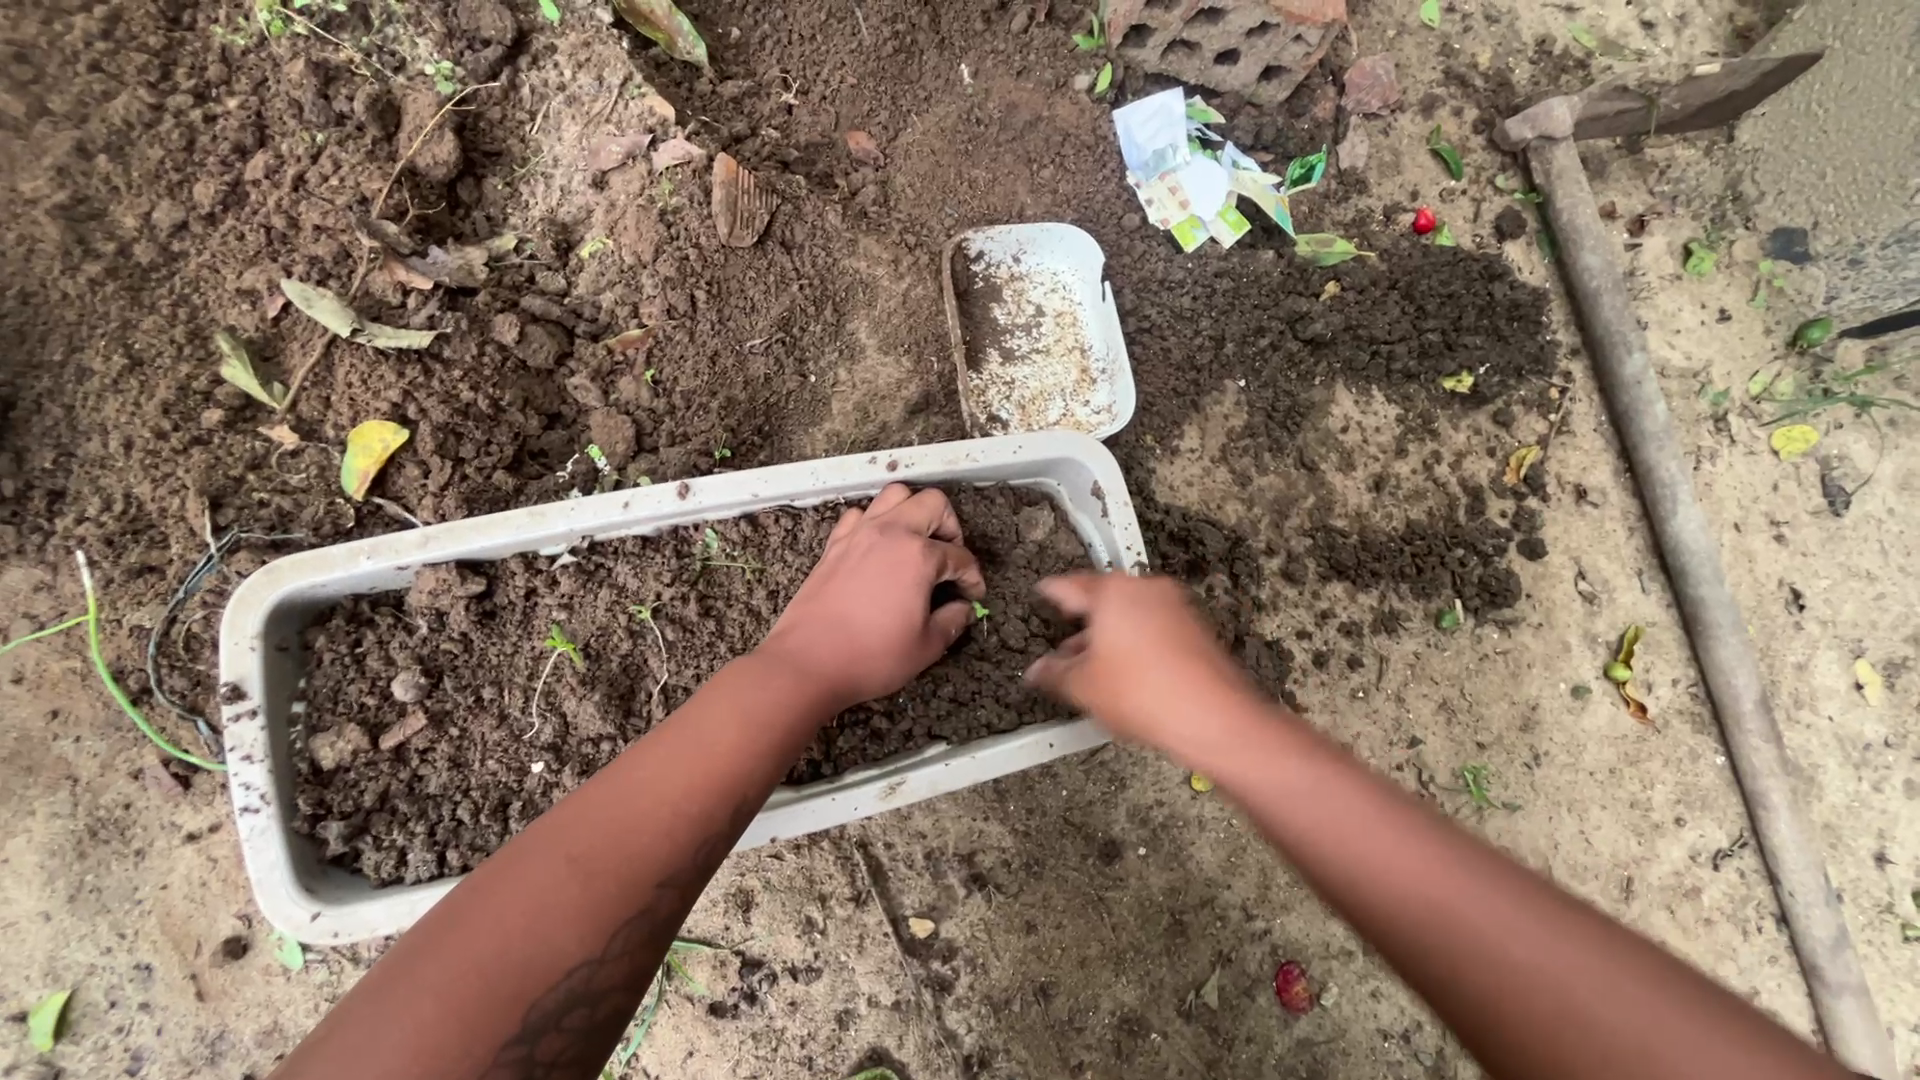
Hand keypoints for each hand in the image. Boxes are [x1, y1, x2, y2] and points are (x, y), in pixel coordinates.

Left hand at [757, 484, 986, 711]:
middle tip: (951, 557)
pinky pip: (860, 515)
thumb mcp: (926, 646)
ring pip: (894, 495)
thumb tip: (964, 609)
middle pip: (933, 503)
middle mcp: (890, 532)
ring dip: (913, 511)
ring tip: (918, 541)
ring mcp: (859, 534)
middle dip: (951, 527)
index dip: (973, 577)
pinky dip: (876, 522)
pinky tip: (880, 548)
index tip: (973, 594)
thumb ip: (953, 621)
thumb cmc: (870, 656)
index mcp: (918, 555)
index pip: (960, 557)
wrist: (808, 662)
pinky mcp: (835, 544)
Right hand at [1024, 572, 1263, 752]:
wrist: (1212, 717)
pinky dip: (1137, 641)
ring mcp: (1175, 606)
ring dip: (1111, 633)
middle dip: (1083, 621)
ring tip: (1096, 665)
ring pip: (1131, 612)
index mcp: (1112, 591)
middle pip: (1103, 598)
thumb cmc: (1146, 693)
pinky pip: (1155, 626)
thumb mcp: (1082, 686)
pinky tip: (1129, 671)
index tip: (1041, 592)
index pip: (1068, 586)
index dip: (1049, 593)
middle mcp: (1145, 589)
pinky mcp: (1195, 627)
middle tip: (1065, 642)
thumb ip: (1053, 673)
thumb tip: (1037, 671)